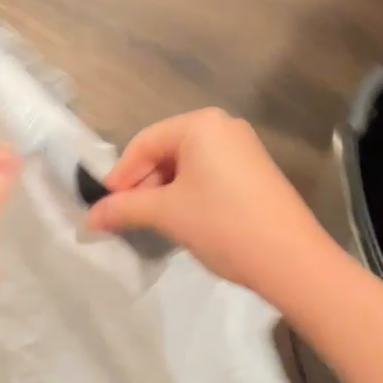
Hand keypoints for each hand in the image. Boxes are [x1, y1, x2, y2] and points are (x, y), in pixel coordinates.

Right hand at [84, 108, 332, 294]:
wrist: (293, 259)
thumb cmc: (224, 224)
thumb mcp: (169, 214)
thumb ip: (125, 209)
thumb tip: (89, 217)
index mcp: (201, 122)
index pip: (145, 141)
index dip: (121, 174)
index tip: (105, 206)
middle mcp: (223, 124)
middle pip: (166, 149)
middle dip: (144, 183)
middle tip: (127, 217)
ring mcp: (242, 146)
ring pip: (188, 163)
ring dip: (165, 190)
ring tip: (154, 222)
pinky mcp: (255, 169)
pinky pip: (209, 171)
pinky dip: (190, 191)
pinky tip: (185, 219)